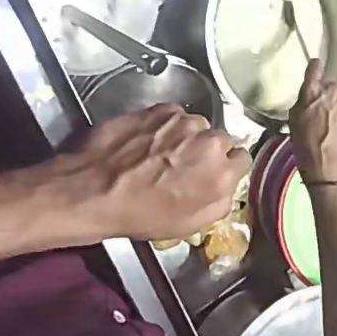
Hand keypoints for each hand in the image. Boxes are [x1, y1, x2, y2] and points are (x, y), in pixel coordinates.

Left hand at [54, 104, 249, 240]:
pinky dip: (166, 126)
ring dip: (186, 137)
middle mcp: (209, 142)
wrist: (94, 191)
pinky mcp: (160, 110)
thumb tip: (228, 185)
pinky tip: (148, 142)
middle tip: (184, 166)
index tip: (212, 173)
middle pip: (220, 140)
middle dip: (207, 151)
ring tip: (162, 154)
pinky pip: (174, 115)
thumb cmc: (141, 214)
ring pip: (197, 126)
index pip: (242, 159)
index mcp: (221, 174)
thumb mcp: (191, 225)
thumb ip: (222, 202)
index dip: (226, 167)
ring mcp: (184, 122)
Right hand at [290, 59, 336, 182]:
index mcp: (312, 90)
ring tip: (334, 124)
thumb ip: (304, 98)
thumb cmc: (303, 140)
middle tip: (323, 112)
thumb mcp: (294, 116)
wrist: (324, 160)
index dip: (315, 68)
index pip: (315, 66)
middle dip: (328, 95)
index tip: (315, 70)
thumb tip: (311, 92)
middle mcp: (332, 90)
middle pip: (331, 86)